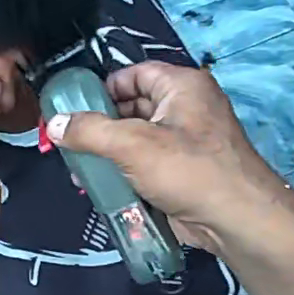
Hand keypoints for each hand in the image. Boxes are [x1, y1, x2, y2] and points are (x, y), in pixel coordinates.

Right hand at [44, 62, 293, 253]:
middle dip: (101, 125)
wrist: (238, 220)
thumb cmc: (188, 170)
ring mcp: (189, 142)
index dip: (104, 87)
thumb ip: (89, 131)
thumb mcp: (132, 145)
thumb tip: (54, 125)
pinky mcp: (187, 172)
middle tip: (72, 142)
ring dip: (111, 153)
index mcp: (182, 86)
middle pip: (134, 107)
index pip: (135, 73)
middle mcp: (188, 108)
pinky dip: (127, 173)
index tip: (75, 109)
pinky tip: (104, 188)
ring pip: (139, 139)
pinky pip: (150, 164)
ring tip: (82, 170)